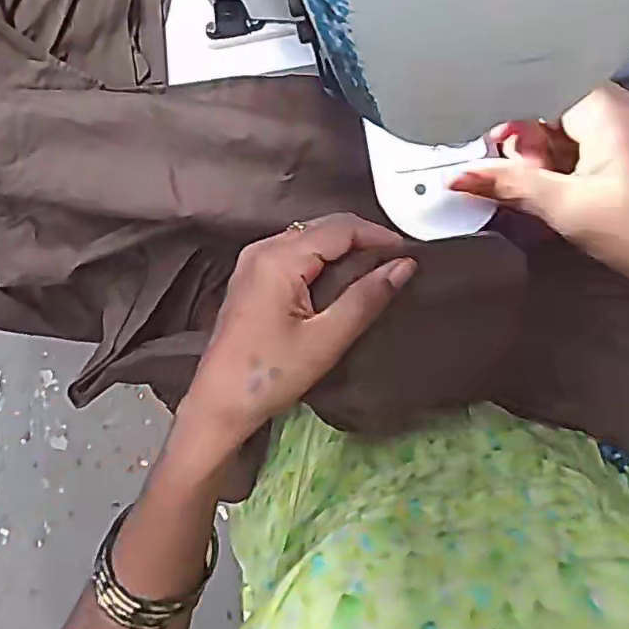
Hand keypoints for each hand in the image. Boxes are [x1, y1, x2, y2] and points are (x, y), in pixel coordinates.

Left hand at [171, 214, 414, 480]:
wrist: (219, 403)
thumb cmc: (270, 374)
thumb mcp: (326, 338)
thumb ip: (366, 297)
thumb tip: (403, 266)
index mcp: (278, 258)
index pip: (339, 228)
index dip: (377, 235)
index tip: (408, 251)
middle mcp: (262, 249)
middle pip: (323, 226)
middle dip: (363, 237)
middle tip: (397, 259)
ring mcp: (253, 261)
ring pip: (309, 236)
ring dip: (344, 247)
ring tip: (377, 266)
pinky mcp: (252, 276)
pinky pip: (295, 251)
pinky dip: (324, 257)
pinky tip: (343, 276)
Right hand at [451, 82, 628, 337]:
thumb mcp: (564, 207)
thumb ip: (508, 185)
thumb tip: (460, 177)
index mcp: (610, 109)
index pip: (543, 88)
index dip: (512, 117)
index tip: (493, 148)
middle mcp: (624, 108)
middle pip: (554, 107)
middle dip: (528, 143)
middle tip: (525, 180)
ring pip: (567, 128)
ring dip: (545, 158)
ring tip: (546, 192)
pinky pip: (586, 144)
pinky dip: (565, 165)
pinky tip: (561, 193)